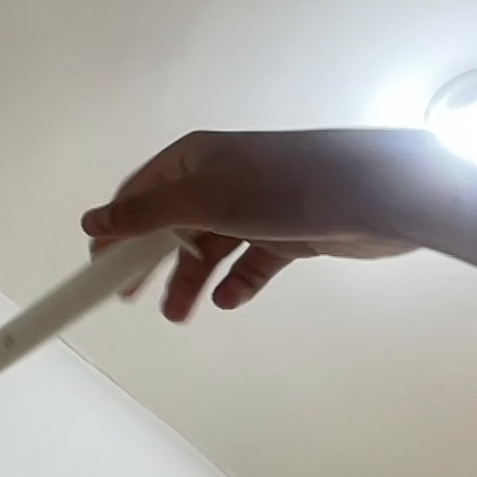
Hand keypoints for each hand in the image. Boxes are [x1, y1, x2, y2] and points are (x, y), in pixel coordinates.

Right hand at [81, 129, 442, 320]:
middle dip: (151, 262)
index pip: (138, 197)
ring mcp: (253, 207)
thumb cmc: (282, 186)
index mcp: (191, 162)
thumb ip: (144, 214)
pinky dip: (236, 281)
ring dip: (191, 280)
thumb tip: (90, 221)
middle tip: (130, 296)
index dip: (116, 230)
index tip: (101, 266)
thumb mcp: (202, 199)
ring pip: (208, 248)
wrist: (387, 193)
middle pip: (170, 226)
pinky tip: (228, 299)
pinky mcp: (288, 233)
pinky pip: (249, 262)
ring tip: (178, 314)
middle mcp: (217, 181)